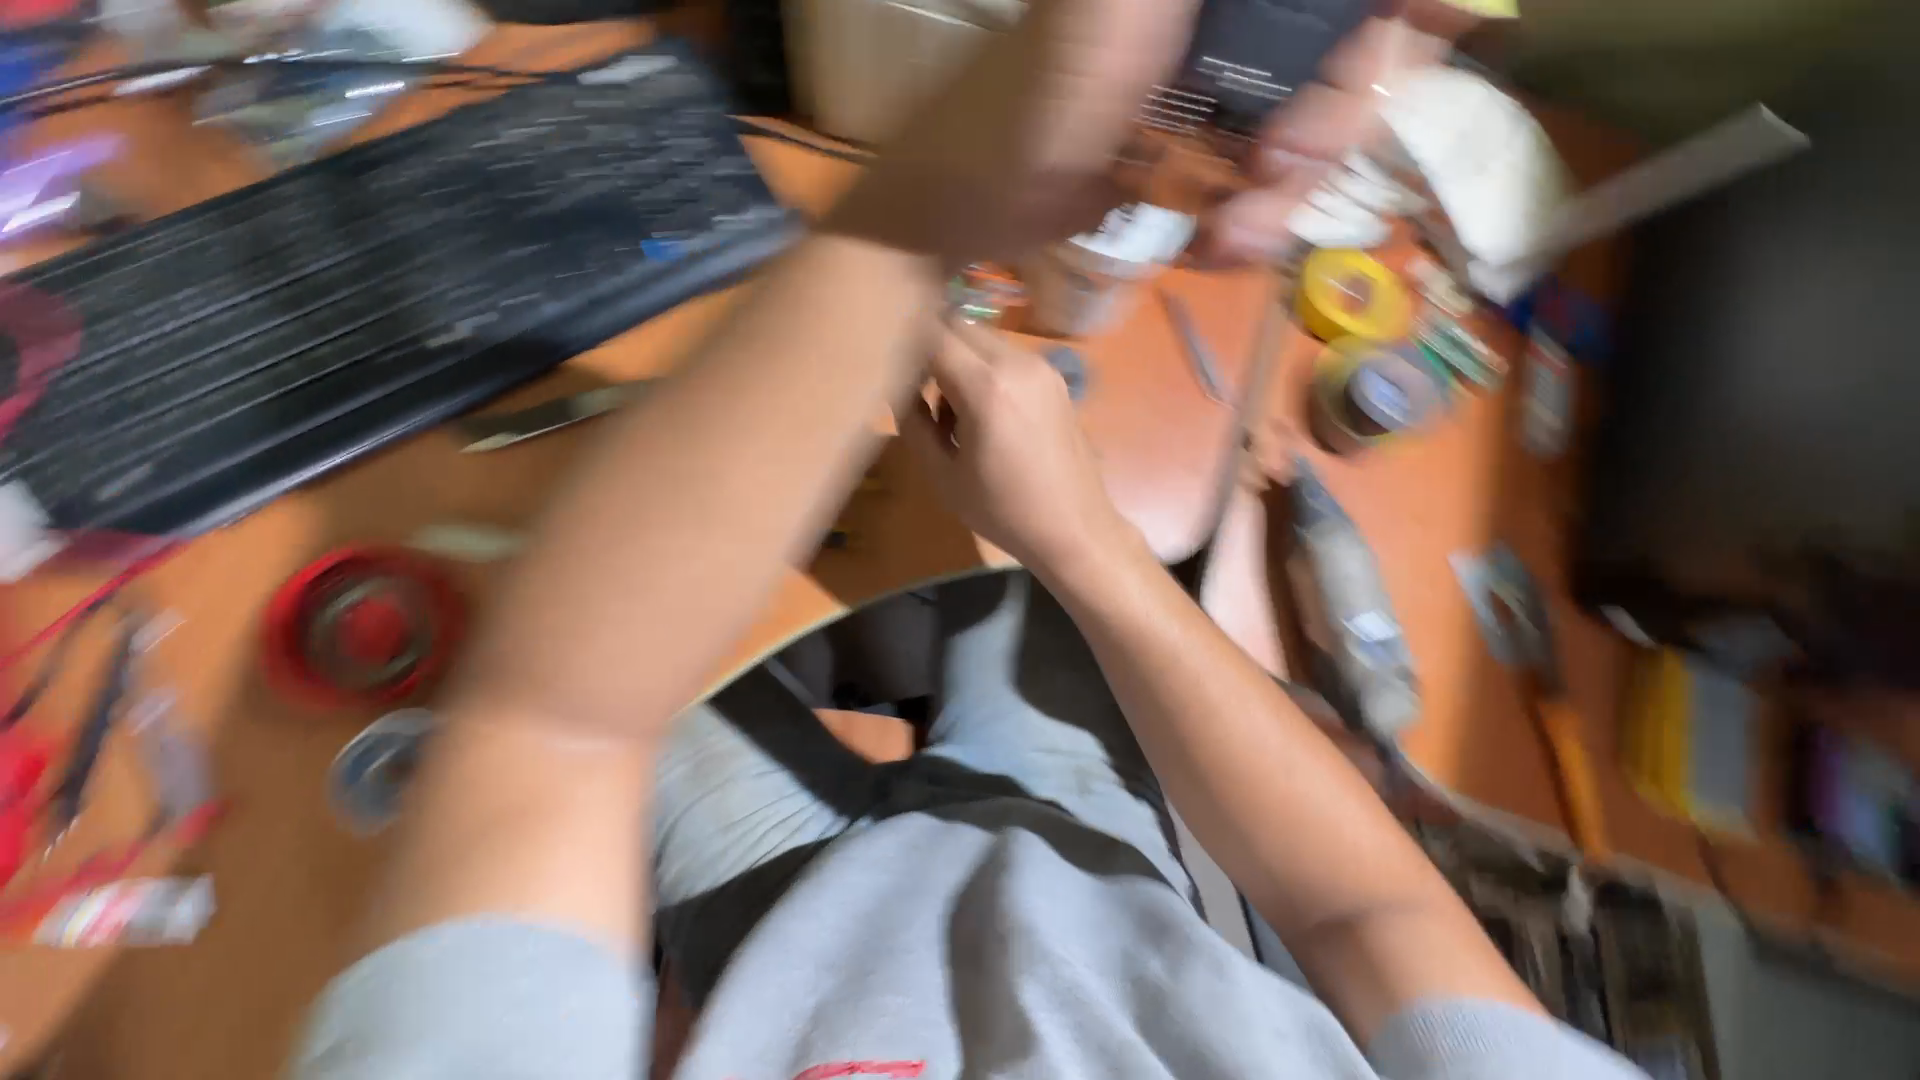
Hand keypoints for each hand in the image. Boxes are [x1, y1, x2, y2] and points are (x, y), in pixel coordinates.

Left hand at [823, 0, 1470, 270]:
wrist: (963, 212)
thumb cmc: (1031, 106)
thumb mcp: (1120, 12)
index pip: (1341, 3)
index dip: (1389, 27)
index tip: (1412, 46)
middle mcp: (1226, 24)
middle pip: (1344, 61)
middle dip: (1324, 129)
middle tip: (1271, 172)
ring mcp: (1210, 95)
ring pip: (1306, 136)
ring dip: (1281, 200)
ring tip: (1228, 238)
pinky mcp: (1191, 161)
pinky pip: (1258, 191)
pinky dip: (1248, 227)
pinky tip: (1213, 248)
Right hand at [900, 322, 1134, 574]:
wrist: (1074, 529)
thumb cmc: (1003, 511)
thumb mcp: (943, 475)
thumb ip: (914, 423)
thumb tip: (897, 389)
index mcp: (986, 387)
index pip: (931, 334)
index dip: (904, 344)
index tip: (889, 368)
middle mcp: (1017, 363)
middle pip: (957, 325)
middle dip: (930, 349)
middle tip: (917, 392)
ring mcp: (1042, 367)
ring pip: (982, 339)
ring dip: (958, 360)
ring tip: (953, 415)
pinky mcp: (1055, 378)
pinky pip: (1007, 356)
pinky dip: (985, 370)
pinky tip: (985, 417)